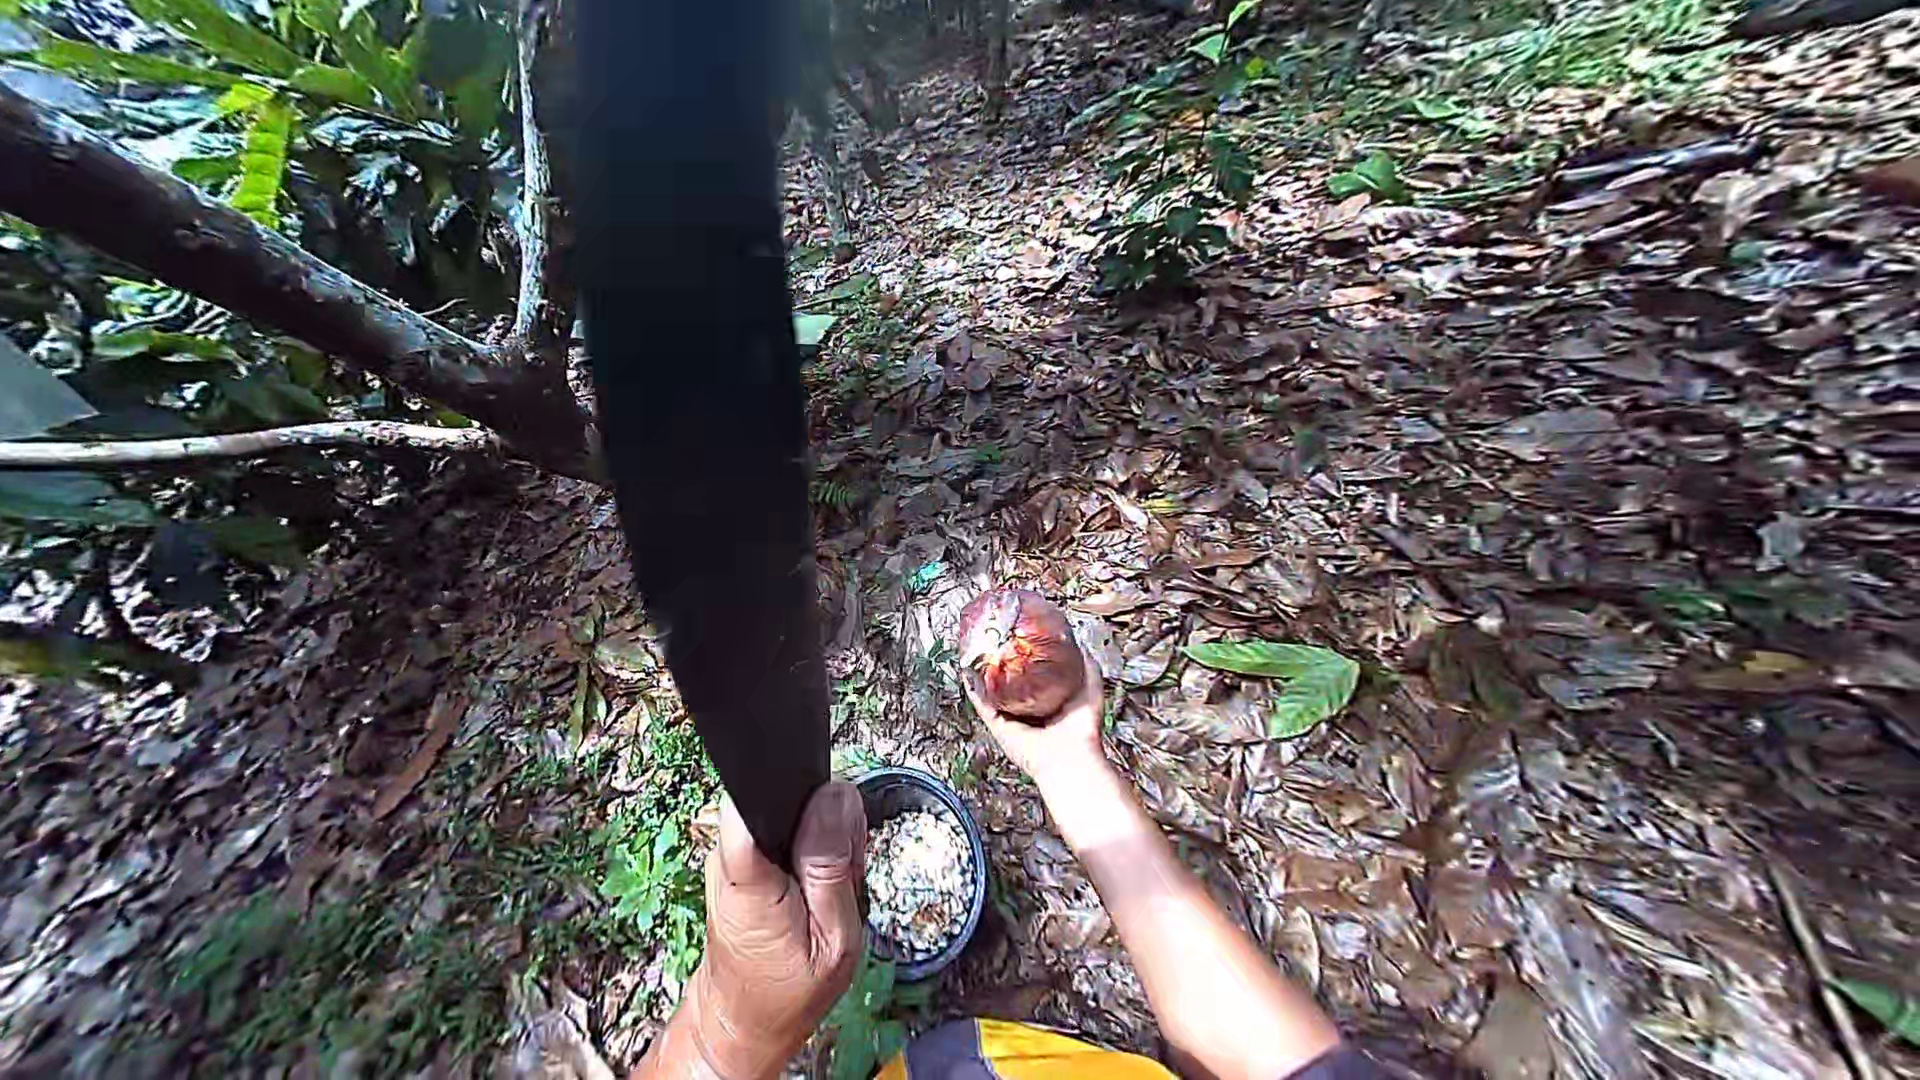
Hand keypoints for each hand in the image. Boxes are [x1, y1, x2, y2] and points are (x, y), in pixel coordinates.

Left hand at [682, 783, 866, 1078]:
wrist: (744, 1021)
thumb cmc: (787, 991)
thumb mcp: (832, 939)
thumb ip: (832, 865)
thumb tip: (835, 797)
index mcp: (749, 879)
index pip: (758, 800)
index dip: (808, 797)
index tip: (834, 829)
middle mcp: (730, 856)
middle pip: (789, 799)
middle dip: (828, 822)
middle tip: (842, 873)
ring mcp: (733, 854)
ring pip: (792, 810)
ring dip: (822, 837)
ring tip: (829, 884)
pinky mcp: (741, 856)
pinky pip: (786, 828)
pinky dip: (810, 848)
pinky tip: (815, 881)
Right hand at [963, 647, 1106, 787]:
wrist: (1071, 758)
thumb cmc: (1083, 730)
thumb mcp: (1089, 689)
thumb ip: (1086, 667)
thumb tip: (1080, 644)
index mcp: (1046, 704)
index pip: (1030, 679)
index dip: (1023, 661)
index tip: (1018, 640)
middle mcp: (1026, 711)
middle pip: (1009, 684)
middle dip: (1000, 665)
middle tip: (994, 643)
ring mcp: (1010, 719)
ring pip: (991, 692)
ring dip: (982, 674)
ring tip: (977, 652)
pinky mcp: (998, 726)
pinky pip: (982, 703)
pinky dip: (973, 688)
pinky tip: (968, 671)